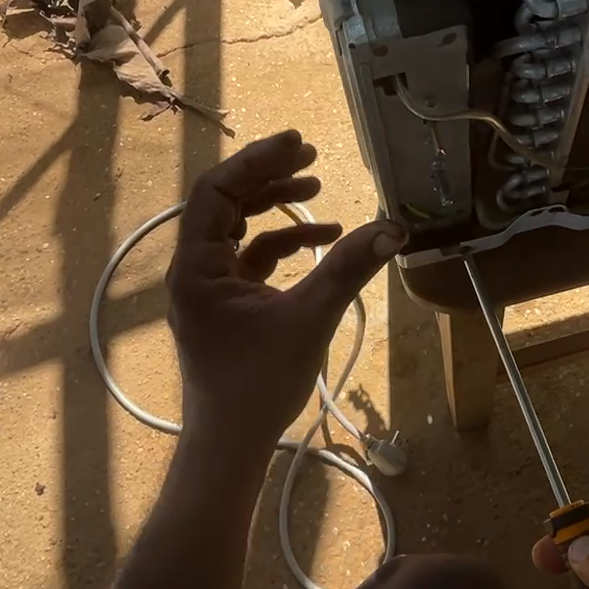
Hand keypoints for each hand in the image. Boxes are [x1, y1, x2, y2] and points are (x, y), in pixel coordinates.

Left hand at [166, 130, 404, 446]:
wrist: (231, 445)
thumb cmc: (258, 384)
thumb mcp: (309, 318)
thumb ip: (348, 268)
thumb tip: (394, 228)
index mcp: (197, 266)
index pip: (217, 191)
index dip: (256, 160)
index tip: (298, 143)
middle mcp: (195, 269)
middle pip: (227, 202)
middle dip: (269, 178)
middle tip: (311, 157)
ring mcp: (210, 286)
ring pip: (239, 227)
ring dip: (277, 207)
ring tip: (319, 191)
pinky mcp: (227, 303)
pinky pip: (252, 258)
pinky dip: (284, 244)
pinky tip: (324, 240)